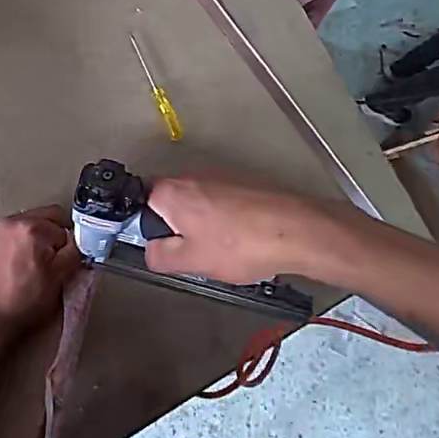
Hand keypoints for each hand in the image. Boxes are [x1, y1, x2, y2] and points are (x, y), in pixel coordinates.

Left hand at [0, 206, 82, 334]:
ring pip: (30, 224)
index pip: (65, 227)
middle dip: (55, 236)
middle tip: (54, 261)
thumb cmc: (19, 301)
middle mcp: (12, 222)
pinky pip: (14, 233)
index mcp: (32, 227)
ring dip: (38, 238)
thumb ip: (75, 252)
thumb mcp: (60, 277)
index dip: (69, 246)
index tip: (67, 260)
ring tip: (35, 265)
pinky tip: (20, 265)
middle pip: (47, 217)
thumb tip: (80, 242)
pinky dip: (21, 243)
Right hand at [143, 176, 340, 283]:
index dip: (148, 225)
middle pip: (173, 202)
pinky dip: (229, 221)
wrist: (297, 231)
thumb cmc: (247, 242)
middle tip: (193, 253)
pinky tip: (243, 242)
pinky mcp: (246, 183)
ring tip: (224, 251)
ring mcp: (223, 176)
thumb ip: (159, 255)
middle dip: (180, 227)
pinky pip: (226, 203)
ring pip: (202, 204)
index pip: (141, 199)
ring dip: (207, 225)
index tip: (158, 244)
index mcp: (174, 191)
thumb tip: (152, 251)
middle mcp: (196, 175)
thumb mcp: (191, 261)